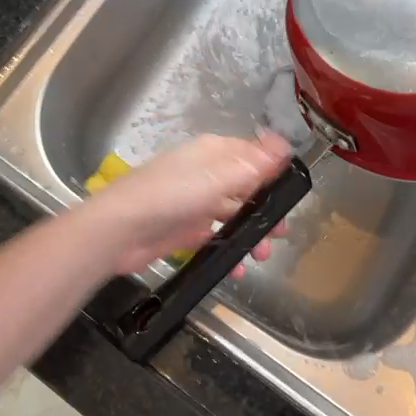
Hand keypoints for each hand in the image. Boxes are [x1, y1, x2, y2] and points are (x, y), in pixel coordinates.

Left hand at [85, 132, 293, 277]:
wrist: (120, 231)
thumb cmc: (170, 196)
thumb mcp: (215, 178)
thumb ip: (250, 167)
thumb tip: (283, 146)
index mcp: (213, 153)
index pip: (251, 154)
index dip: (273, 169)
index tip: (294, 187)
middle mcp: (206, 175)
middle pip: (246, 188)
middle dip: (266, 208)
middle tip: (282, 231)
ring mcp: (196, 204)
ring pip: (234, 215)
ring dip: (251, 233)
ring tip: (263, 255)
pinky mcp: (186, 231)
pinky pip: (217, 239)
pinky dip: (230, 253)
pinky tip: (239, 269)